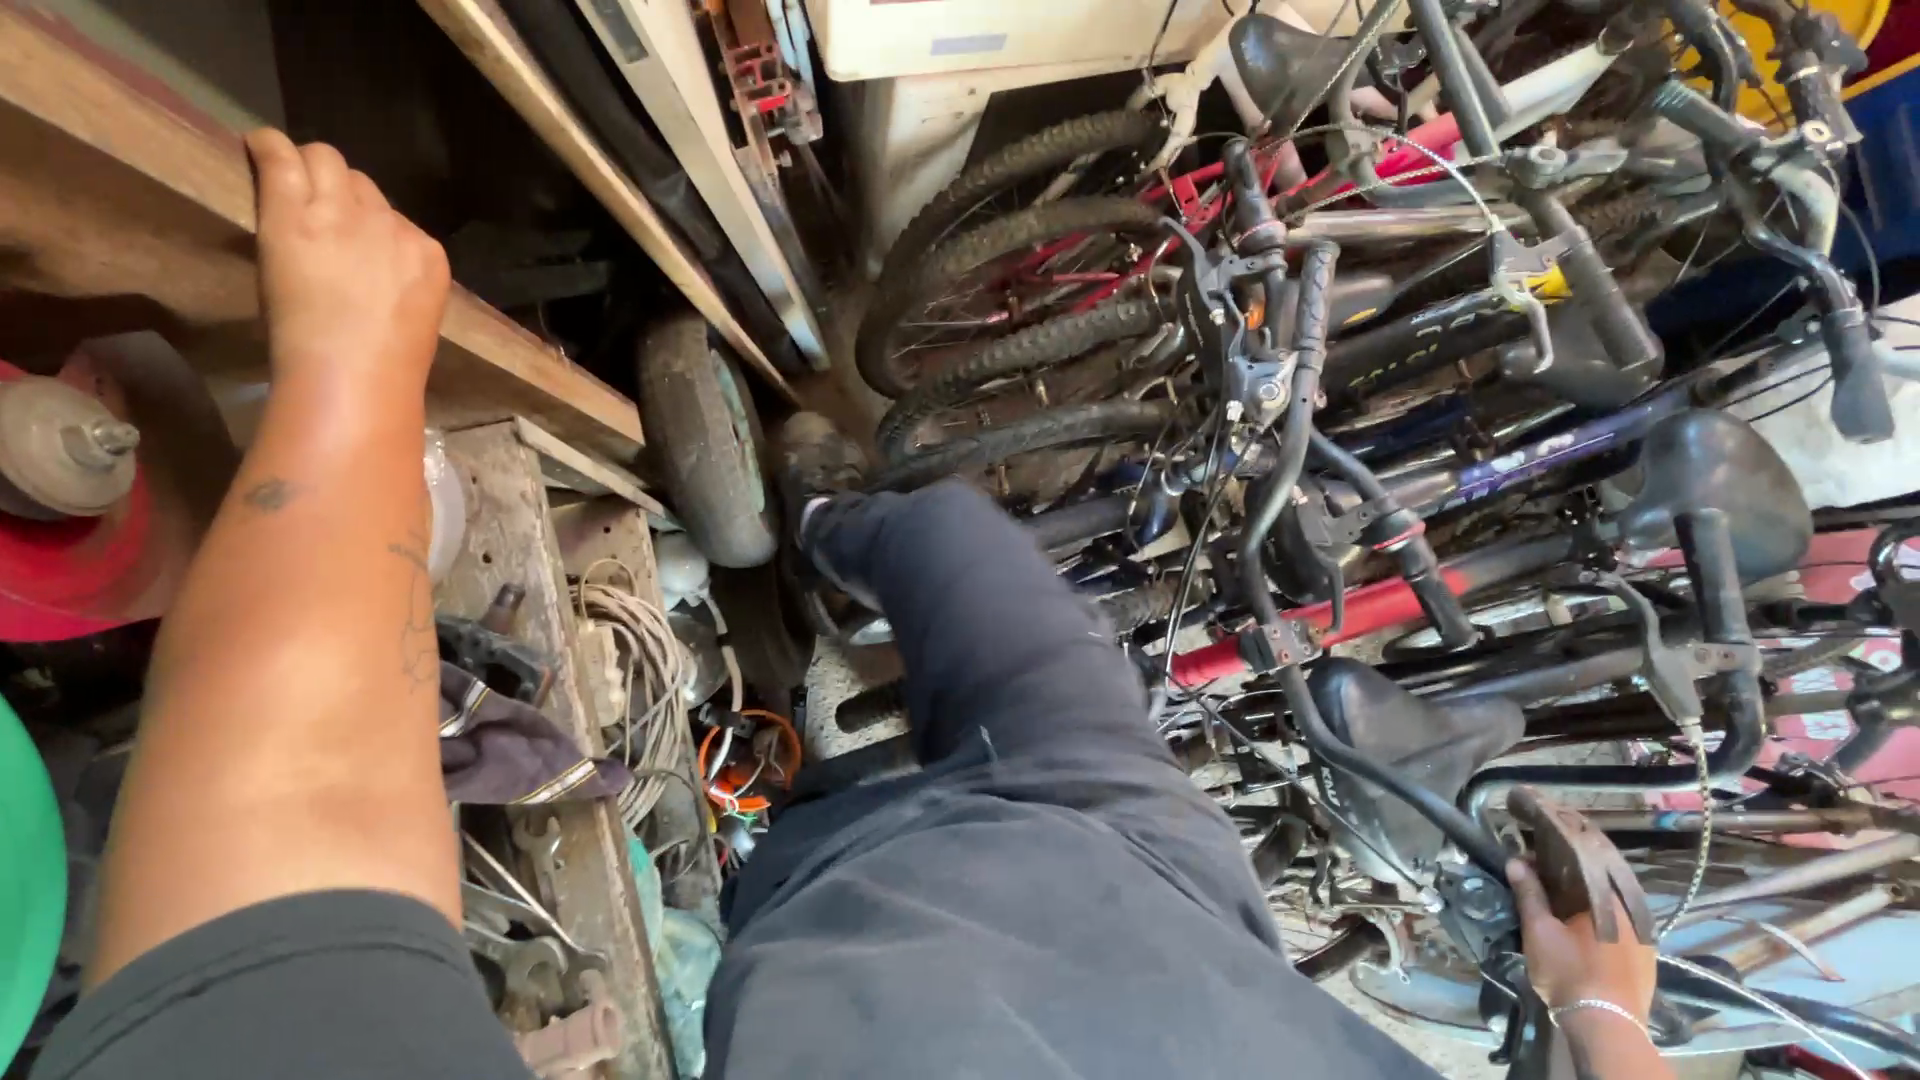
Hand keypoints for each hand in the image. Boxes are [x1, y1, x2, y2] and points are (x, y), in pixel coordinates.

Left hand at [245, 129, 449, 395]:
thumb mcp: (413, 316)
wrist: (357, 372)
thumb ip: (400, 281)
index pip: (396, 218)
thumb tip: (372, 269)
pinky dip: (267, 147)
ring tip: (285, 184)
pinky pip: (281, 155)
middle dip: (340, 192)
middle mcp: (392, 225)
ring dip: (307, 169)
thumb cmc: (389, 363)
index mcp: (428, 255)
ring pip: (326, 160)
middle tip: (315, 215)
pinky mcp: (294, 211)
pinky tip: (256, 147)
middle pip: (363, 184)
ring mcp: (343, 214)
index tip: (350, 242)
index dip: (369, 225)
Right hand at [1508, 857, 1656, 1022]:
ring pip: (1608, 913)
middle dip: (1566, 886)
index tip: (1527, 866)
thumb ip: (1529, 894)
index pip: (1579, 867)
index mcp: (1610, 902)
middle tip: (1538, 889)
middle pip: (1596, 890)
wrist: (1605, 1026)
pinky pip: (1618, 933)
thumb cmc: (1568, 970)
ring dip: (1583, 908)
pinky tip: (1579, 936)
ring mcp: (1645, 942)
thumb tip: (1515, 862)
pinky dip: (1597, 927)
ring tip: (1556, 912)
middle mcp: (1635, 917)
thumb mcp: (1539, 929)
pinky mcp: (1646, 964)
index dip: (1550, 863)